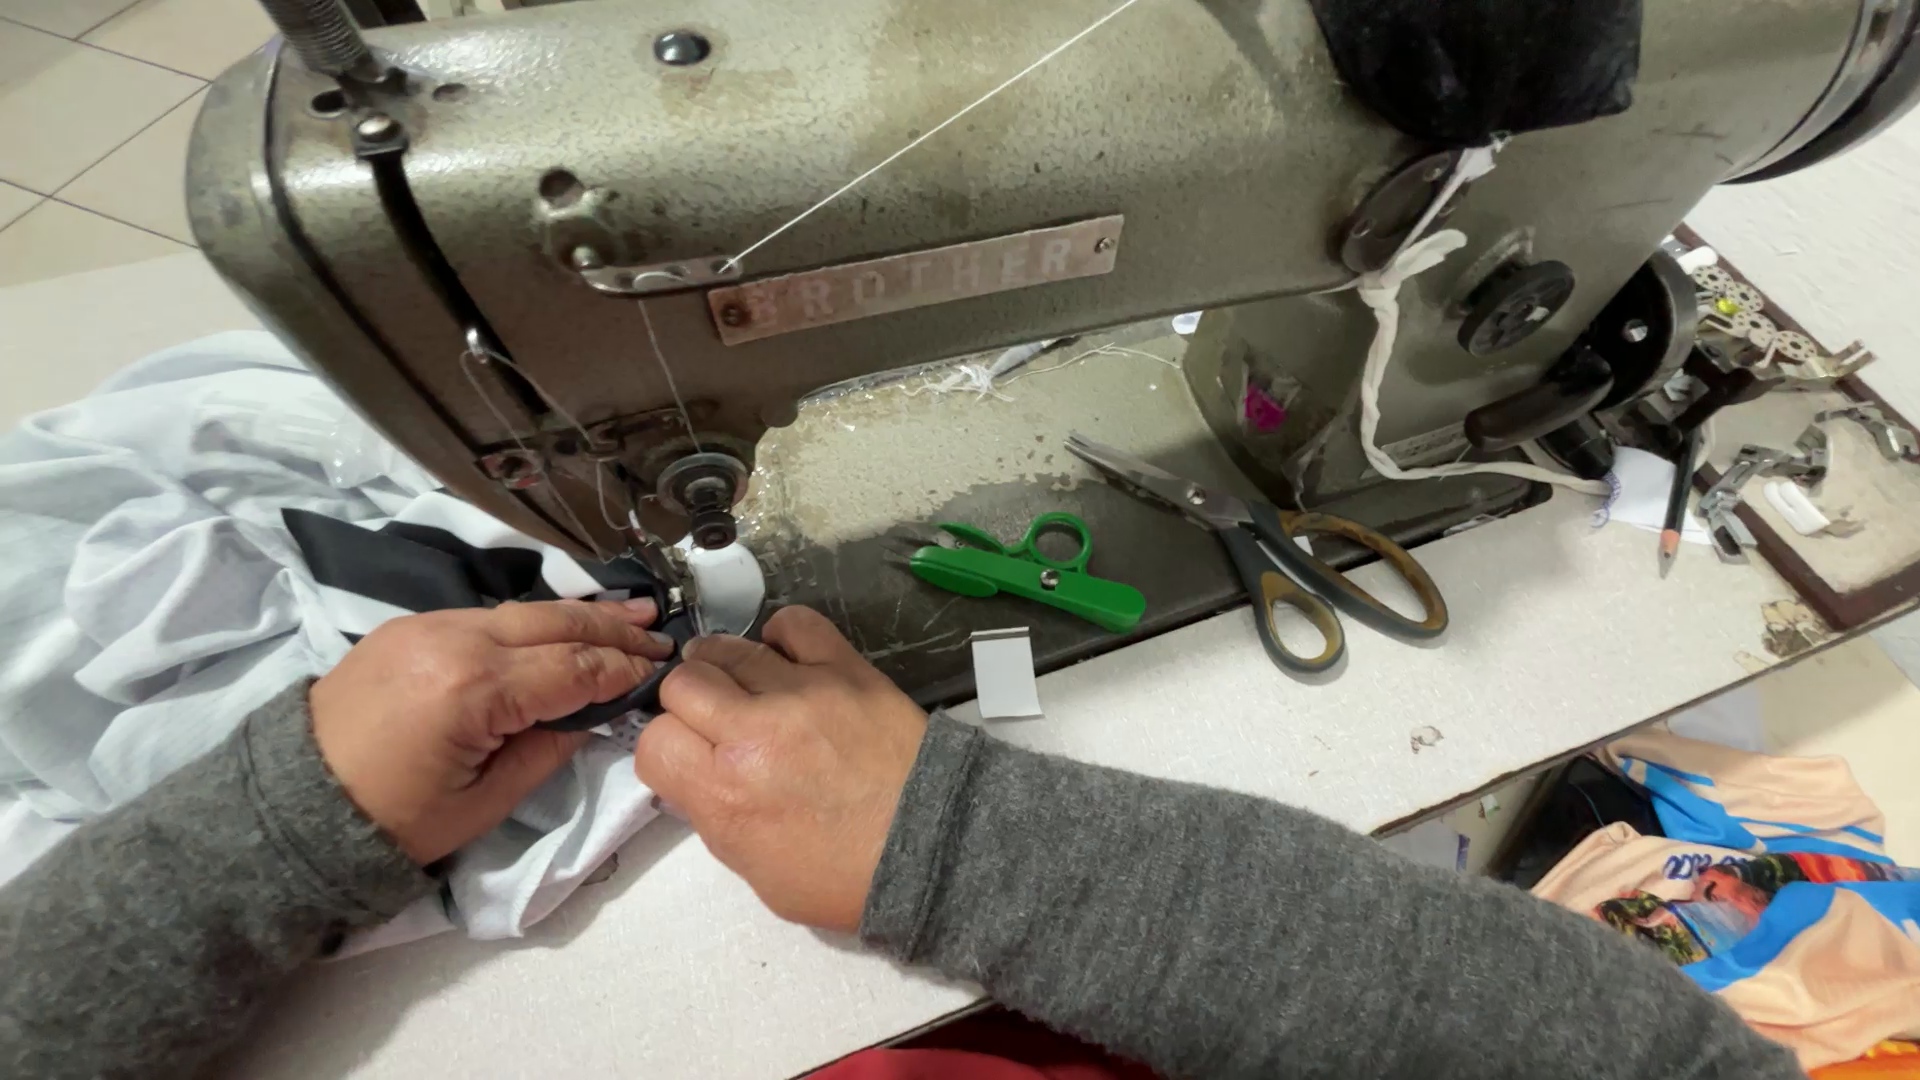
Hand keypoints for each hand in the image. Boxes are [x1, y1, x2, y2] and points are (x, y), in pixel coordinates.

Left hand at [310, 599, 673, 864]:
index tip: (659, 673)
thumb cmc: (393, 823)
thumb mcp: (488, 800)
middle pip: (558, 623)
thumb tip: (595, 710)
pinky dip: (540, 619)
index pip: (574, 667)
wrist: (284, 814)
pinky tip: (568, 623)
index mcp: (472, 689)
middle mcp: (453, 639)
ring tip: (633, 614)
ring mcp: (427, 624)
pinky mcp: (412, 624)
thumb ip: (551, 745)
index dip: (622, 670)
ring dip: (583, 615)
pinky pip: (493, 614)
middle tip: (659, 636)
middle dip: (615, 630)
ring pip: (528, 608)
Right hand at [635, 606, 927, 932]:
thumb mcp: (753, 867)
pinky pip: (796, 623)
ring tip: (739, 682)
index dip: (667, 750)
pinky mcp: (845, 666)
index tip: (689, 757)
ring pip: (729, 648)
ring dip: (723, 665)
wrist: (928, 840)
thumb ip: (713, 811)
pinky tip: (783, 657)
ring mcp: (801, 691)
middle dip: (688, 703)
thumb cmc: (841, 872)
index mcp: (726, 792)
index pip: (655, 741)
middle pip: (684, 683)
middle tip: (716, 720)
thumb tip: (697, 770)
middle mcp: (754, 731)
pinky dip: (781, 634)